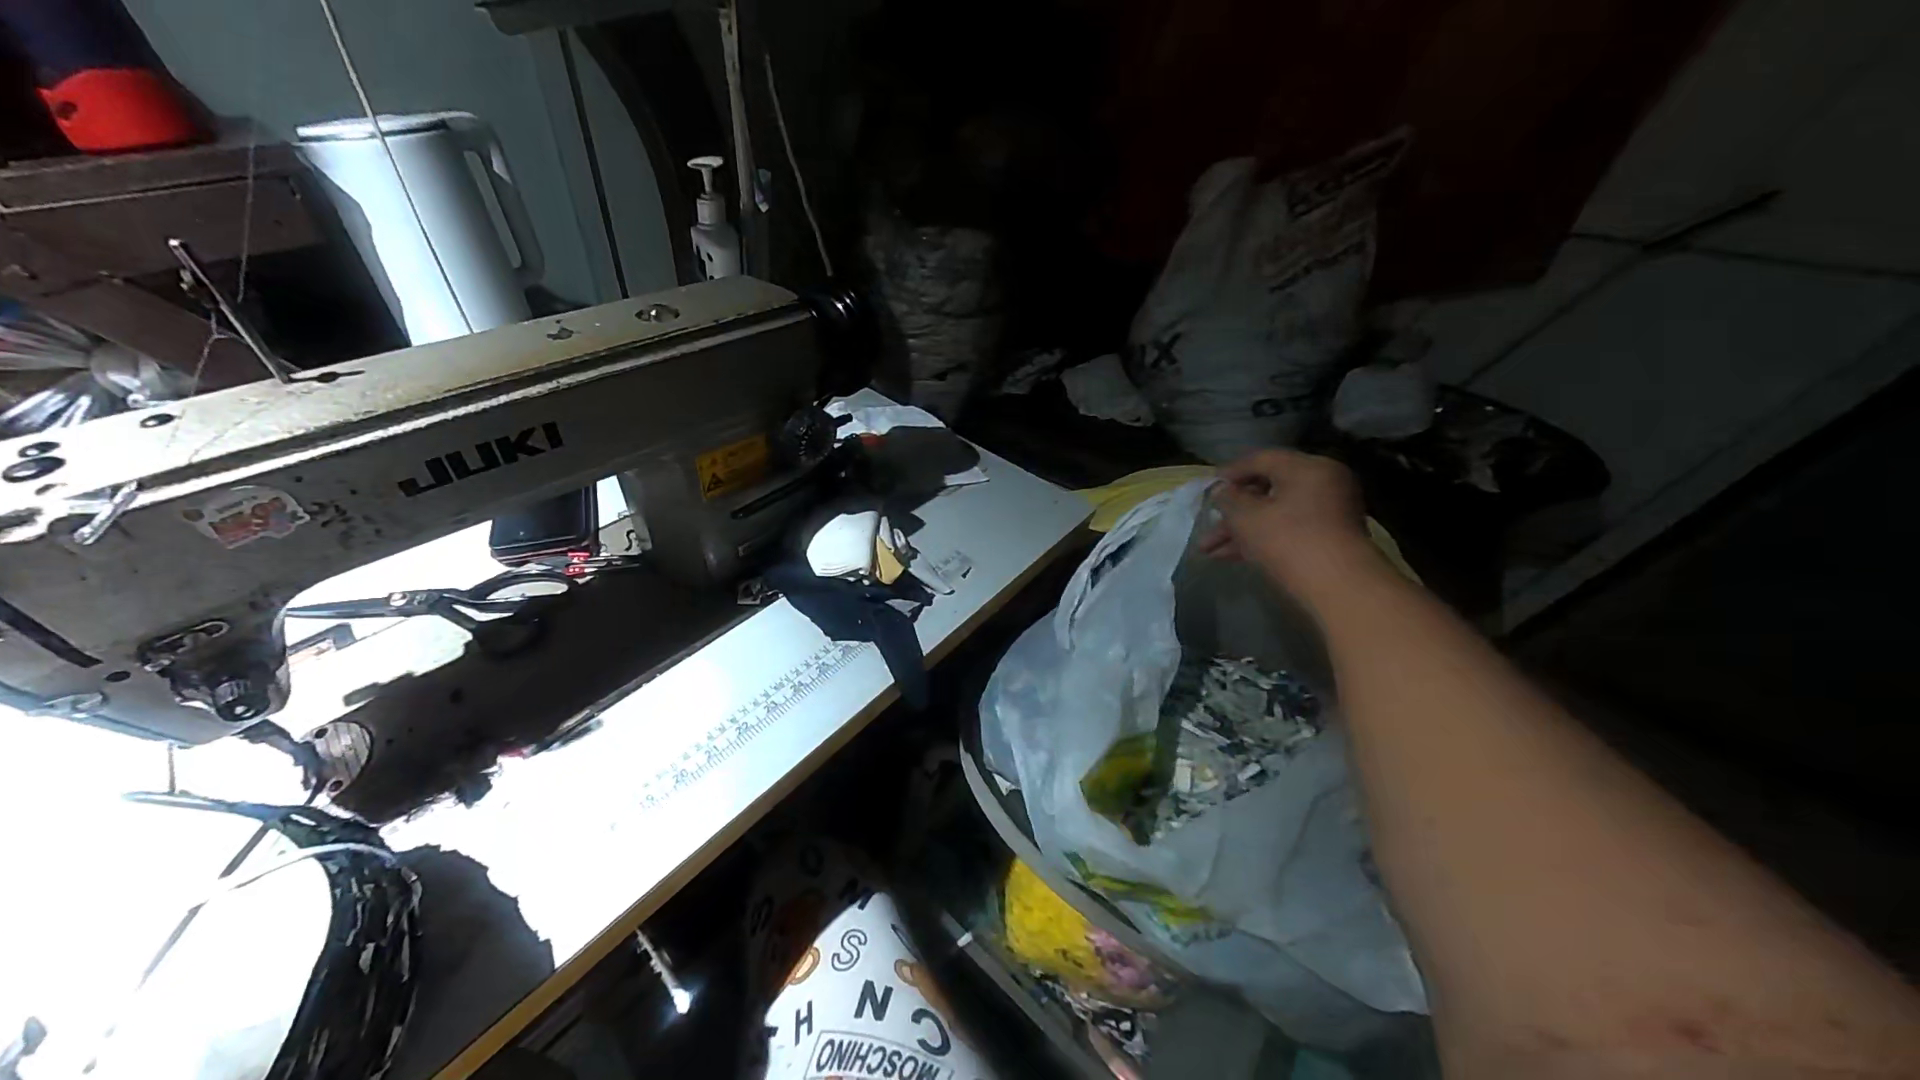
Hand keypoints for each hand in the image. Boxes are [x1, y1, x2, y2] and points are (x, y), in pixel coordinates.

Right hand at [1201, 449, 1376, 597]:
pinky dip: (1261, 539)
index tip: (1208, 487)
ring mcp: (1329, 512)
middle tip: (1207, 523)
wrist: (1340, 588)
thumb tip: (1221, 492)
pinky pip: (1288, 529)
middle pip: (1267, 490)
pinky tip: (1230, 556)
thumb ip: (1228, 500)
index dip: (1231, 472)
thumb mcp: (1246, 518)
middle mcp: (1322, 483)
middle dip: (1232, 511)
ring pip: (1275, 514)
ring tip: (1208, 551)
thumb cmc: (1289, 541)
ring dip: (1241, 531)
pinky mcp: (1328, 538)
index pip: (1262, 459)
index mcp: (1307, 468)